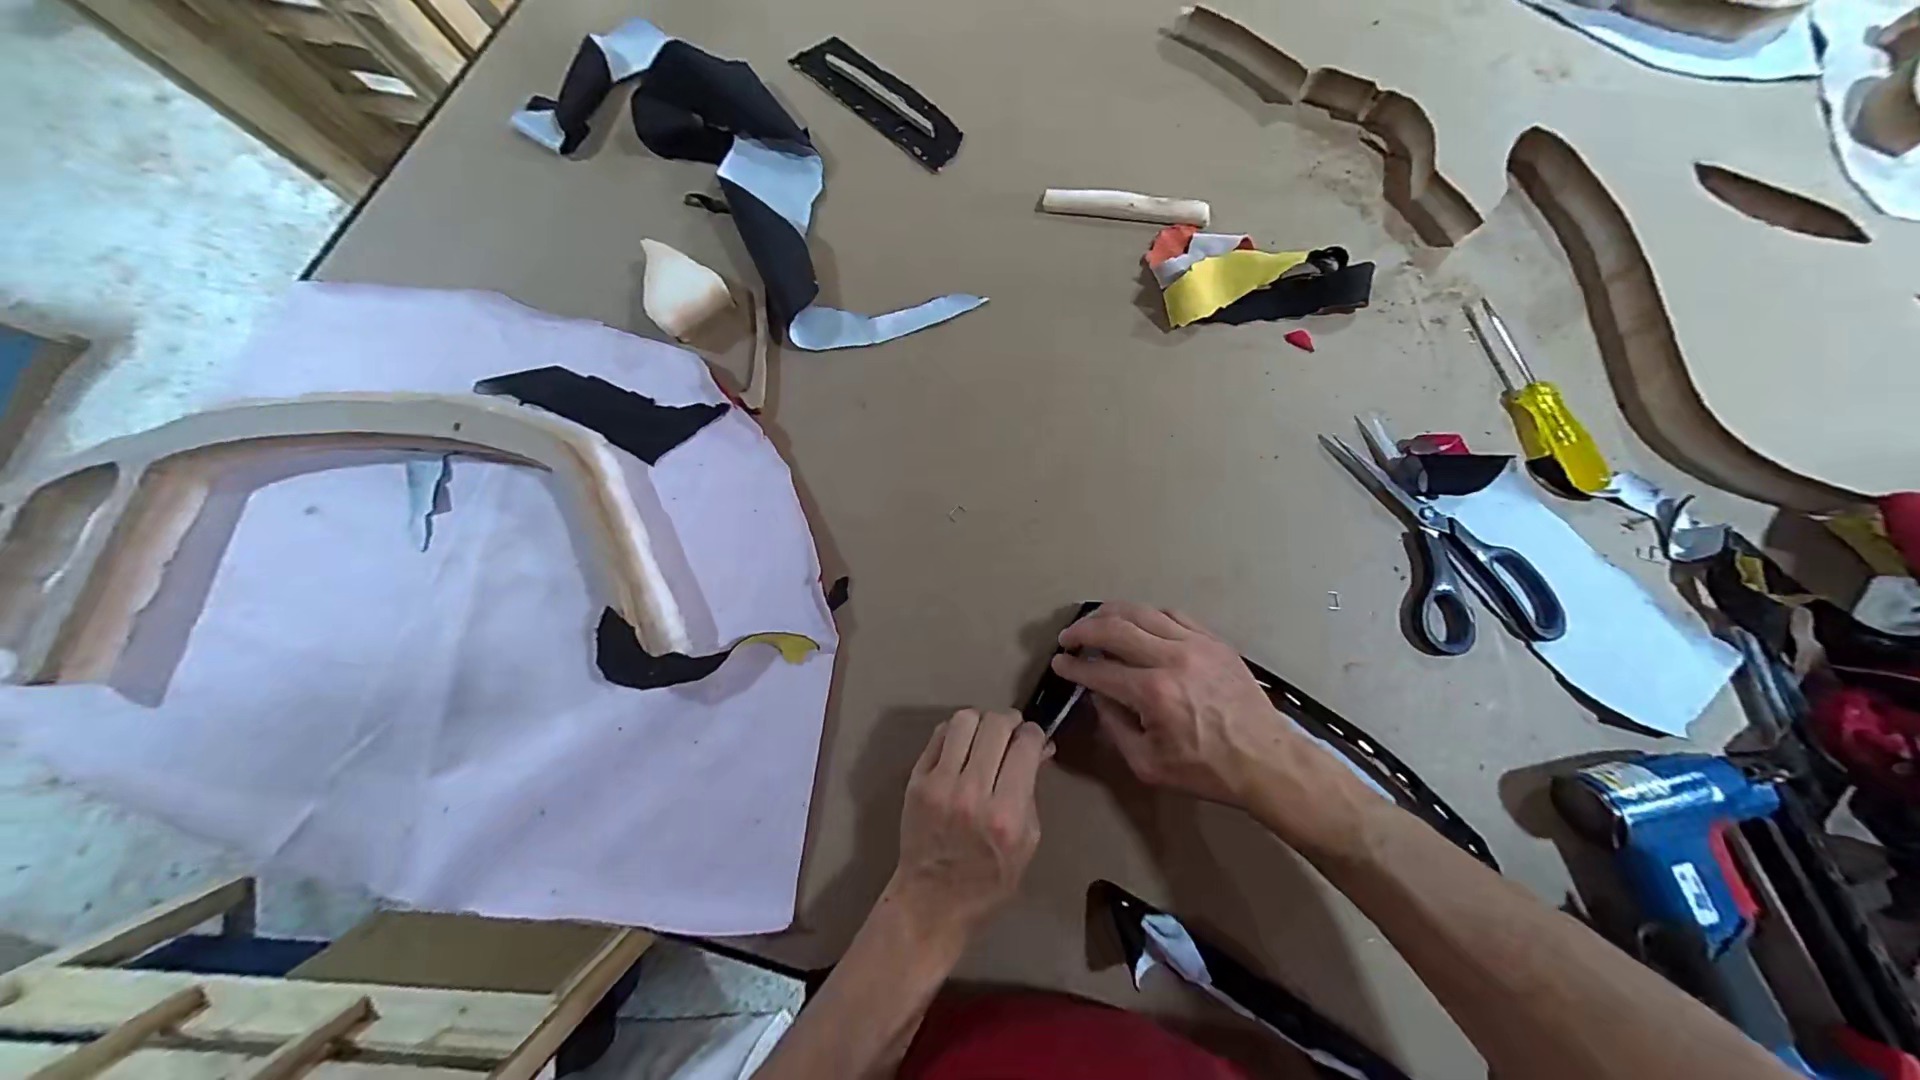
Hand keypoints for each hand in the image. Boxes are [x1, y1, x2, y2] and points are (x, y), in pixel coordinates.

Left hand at [886, 709, 1050, 941]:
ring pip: (965, 720)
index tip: (1035, 739)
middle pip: (996, 725)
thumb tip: (1039, 749)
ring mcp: (939, 784)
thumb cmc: (988, 879)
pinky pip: (940, 734)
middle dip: (1011, 722)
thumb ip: (1032, 790)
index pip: (1026, 745)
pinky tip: (964, 745)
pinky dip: (957, 732)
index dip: (1035, 734)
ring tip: (986, 735)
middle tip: (1013, 733)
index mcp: (1005, 814)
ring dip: (982, 721)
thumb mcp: (1027, 842)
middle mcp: (971, 793)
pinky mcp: (917, 780)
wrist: (932, 899)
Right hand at [1050, 603, 1329, 810]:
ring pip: (1141, 612)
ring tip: (1094, 621)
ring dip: (1110, 613)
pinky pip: (1172, 614)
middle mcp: (1171, 659)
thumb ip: (1114, 726)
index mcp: (1152, 692)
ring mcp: (1196, 644)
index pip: (1098, 670)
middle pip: (1114, 628)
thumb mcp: (1147, 764)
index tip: (1059, 663)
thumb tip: (1098, 695)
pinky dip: (1147, 614)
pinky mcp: (1214, 641)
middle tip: (1068, 638)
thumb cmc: (1206, 770)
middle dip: (1082, 630)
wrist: (1267, 762)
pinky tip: (1136, 623)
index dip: (1072, 666)